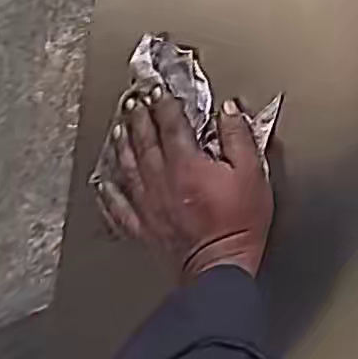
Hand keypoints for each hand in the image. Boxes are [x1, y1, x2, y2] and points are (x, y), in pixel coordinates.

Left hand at [98, 92, 273, 283]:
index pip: (171, 126)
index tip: (159, 89)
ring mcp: (149, 206)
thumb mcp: (252, 171)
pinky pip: (119, 207)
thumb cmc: (240, 222)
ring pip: (129, 168)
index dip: (164, 104)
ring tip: (120, 126)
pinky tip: (104, 182)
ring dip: (123, 144)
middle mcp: (162, 182)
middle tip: (134, 99)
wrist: (222, 269)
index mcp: (187, 165)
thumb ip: (239, 136)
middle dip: (140, 117)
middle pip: (145, 142)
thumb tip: (229, 111)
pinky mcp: (144, 228)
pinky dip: (109, 191)